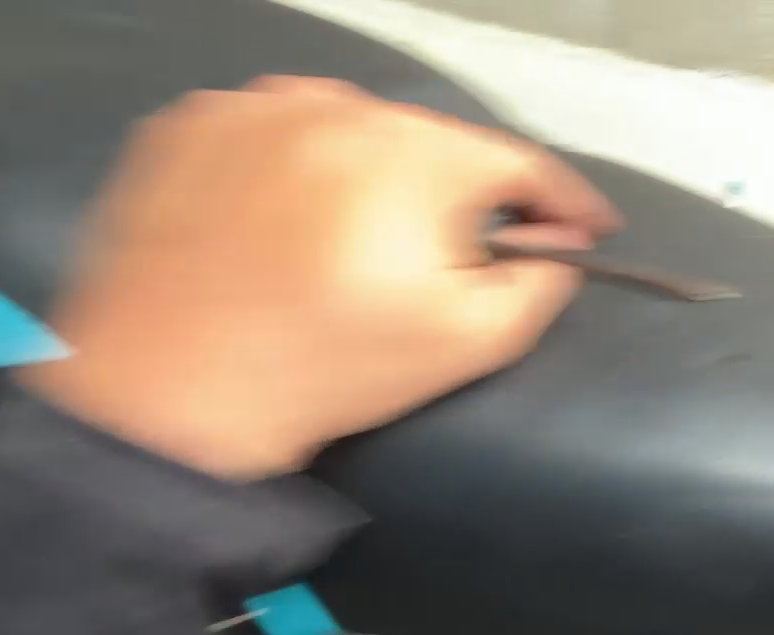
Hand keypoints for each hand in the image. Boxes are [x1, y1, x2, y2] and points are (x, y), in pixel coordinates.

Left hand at [25, 76, 620, 478]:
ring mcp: (254, 106)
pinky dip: (333, 167)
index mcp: (412, 157)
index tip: (596, 230)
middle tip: (503, 244)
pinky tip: (328, 218)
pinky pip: (298, 133)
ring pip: (373, 131)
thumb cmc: (345, 365)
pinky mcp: (194, 124)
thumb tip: (562, 242)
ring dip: (410, 177)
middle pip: (447, 143)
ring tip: (410, 235)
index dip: (570, 199)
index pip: (521, 161)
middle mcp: (334, 106)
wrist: (177, 389)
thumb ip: (542, 281)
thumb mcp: (478, 339)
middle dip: (487, 192)